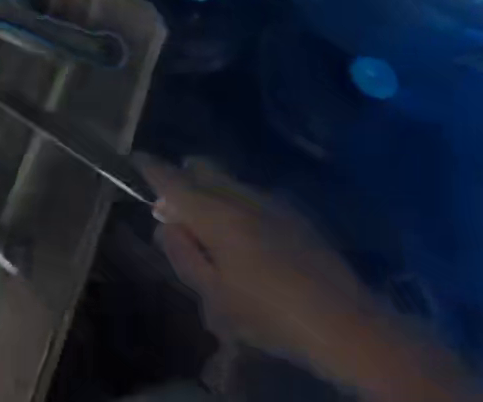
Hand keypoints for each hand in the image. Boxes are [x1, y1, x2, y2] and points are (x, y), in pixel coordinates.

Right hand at [140, 157, 482, 401]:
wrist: (347, 325)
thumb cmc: (270, 316)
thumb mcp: (214, 298)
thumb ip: (182, 255)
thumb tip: (164, 223)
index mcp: (213, 213)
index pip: (171, 178)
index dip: (149, 166)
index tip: (135, 158)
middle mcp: (238, 195)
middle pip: (201, 167)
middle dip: (183, 175)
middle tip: (174, 205)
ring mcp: (269, 200)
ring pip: (228, 180)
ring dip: (211, 190)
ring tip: (211, 226)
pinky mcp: (293, 212)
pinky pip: (251, 194)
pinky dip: (237, 202)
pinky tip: (247, 238)